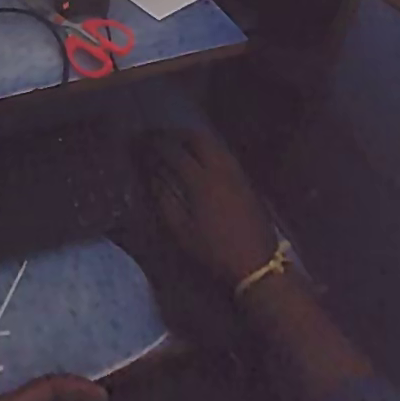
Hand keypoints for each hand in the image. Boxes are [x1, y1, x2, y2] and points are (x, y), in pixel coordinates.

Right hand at [147, 129, 279, 290]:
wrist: (259, 267)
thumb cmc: (215, 251)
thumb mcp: (182, 231)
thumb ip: (164, 199)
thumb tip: (153, 176)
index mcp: (201, 181)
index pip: (174, 151)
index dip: (155, 143)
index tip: (140, 140)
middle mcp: (220, 170)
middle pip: (197, 138)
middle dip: (176, 133)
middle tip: (160, 136)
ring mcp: (236, 173)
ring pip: (214, 143)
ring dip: (193, 139)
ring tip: (178, 144)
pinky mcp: (246, 181)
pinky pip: (224, 153)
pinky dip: (207, 148)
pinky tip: (200, 159)